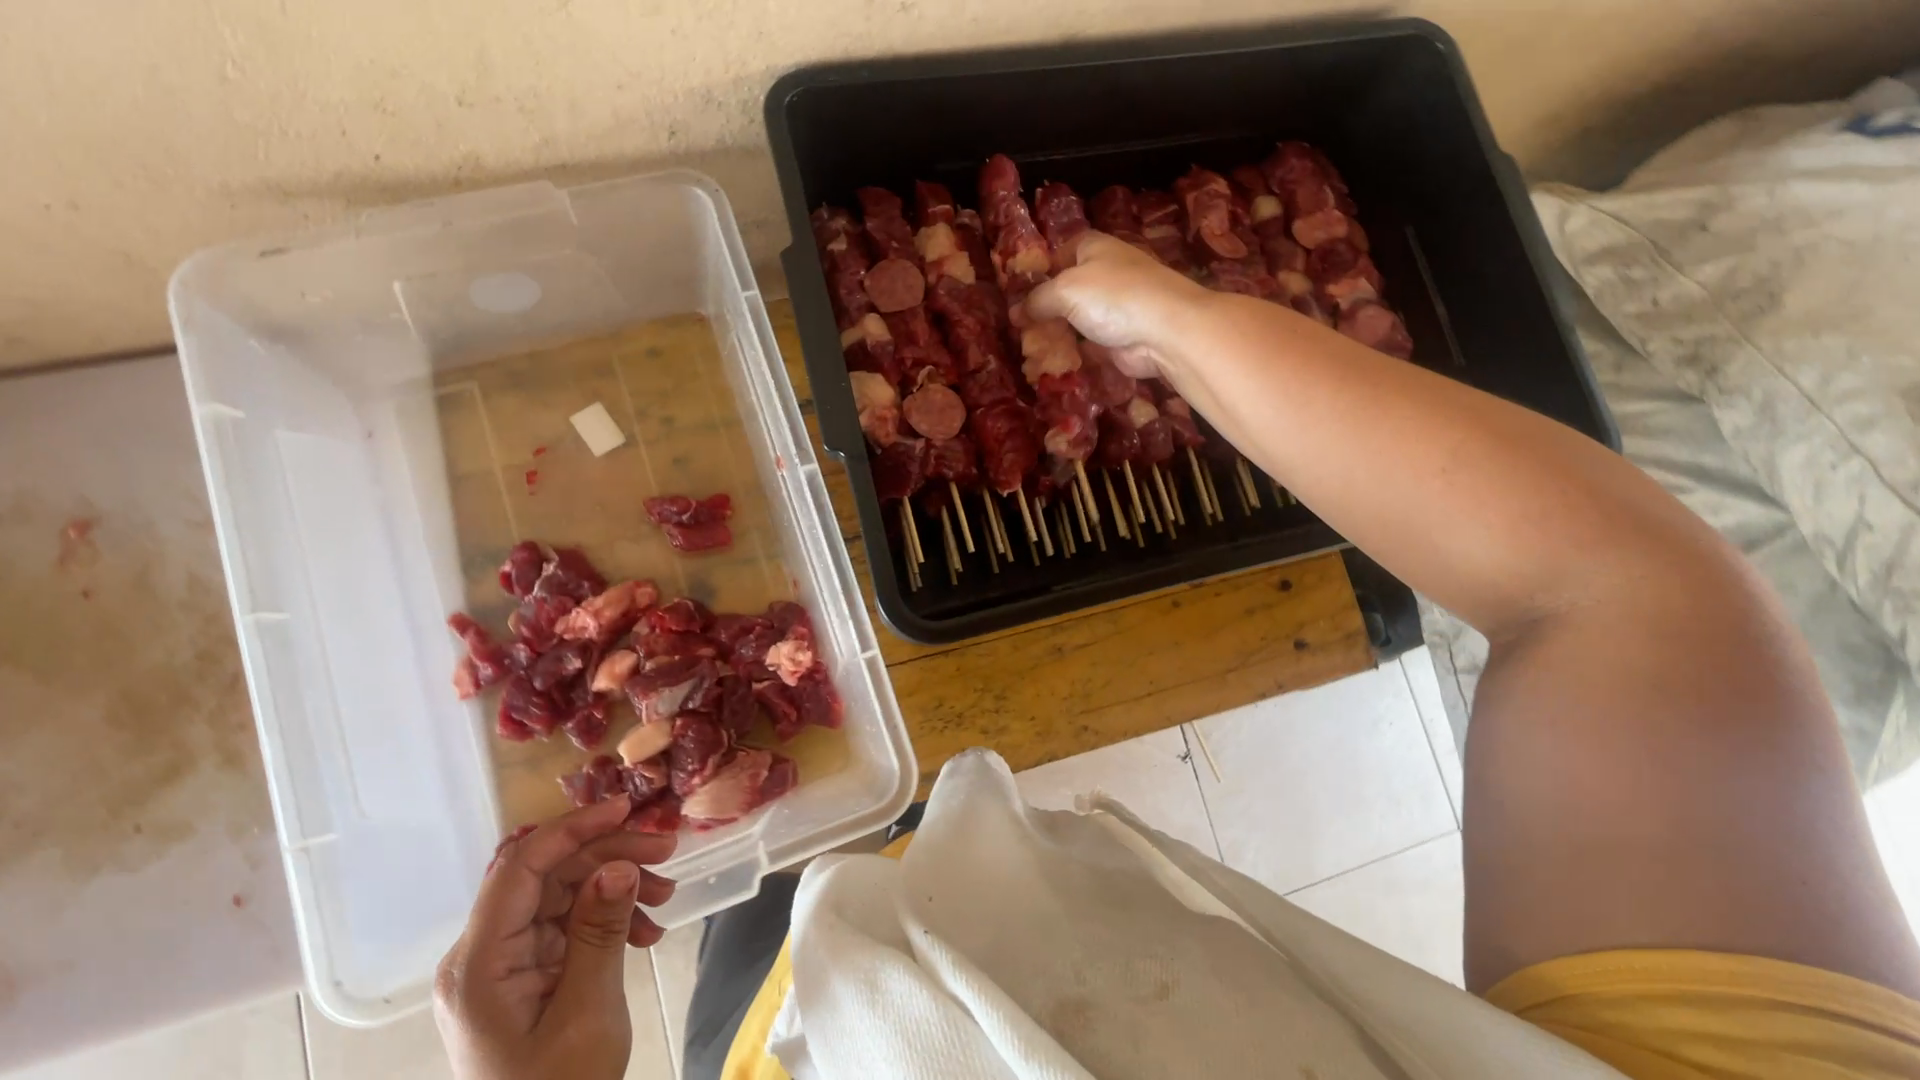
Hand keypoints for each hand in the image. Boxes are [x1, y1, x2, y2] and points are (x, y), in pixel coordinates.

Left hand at [434, 795, 678, 1079]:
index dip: (573, 829)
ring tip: (667, 896)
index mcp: (478, 962)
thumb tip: (618, 865)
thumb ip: (600, 932)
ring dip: (616, 887)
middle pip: (546, 877)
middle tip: (668, 853)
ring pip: (561, 897)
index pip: (520, 868)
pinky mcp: (524, 979)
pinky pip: (567, 928)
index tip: (627, 810)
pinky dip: (609, 920)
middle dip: (607, 857)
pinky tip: (647, 932)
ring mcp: (502, 967)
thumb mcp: (587, 1012)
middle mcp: (482, 955)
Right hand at [1024, 232, 1214, 379]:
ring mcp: (1115, 307)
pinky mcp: (1120, 337)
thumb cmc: (1113, 296)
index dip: (1039, 271)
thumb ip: (1037, 300)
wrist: (1165, 330)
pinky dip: (1073, 352)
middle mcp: (1106, 272)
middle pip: (1067, 288)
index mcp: (1093, 248)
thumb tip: (1014, 311)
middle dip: (1045, 307)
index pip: (1060, 252)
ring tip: (1028, 346)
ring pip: (1077, 318)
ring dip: (1057, 332)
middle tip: (1017, 326)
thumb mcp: (1065, 290)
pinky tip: (1050, 362)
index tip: (1017, 293)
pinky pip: (1089, 344)